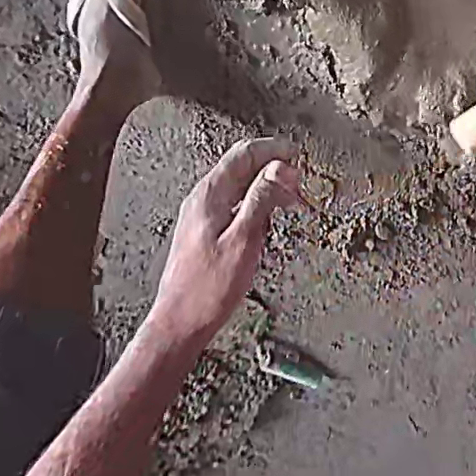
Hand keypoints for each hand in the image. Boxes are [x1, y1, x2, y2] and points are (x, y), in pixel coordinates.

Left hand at [146, 138, 304, 347]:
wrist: (177, 326)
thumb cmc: (208, 289)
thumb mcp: (243, 240)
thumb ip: (262, 199)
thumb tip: (280, 166)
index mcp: (210, 193)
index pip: (245, 152)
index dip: (273, 149)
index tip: (297, 155)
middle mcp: (204, 197)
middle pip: (241, 164)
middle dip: (272, 165)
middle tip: (297, 180)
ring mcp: (202, 213)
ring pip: (239, 183)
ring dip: (265, 185)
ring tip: (288, 199)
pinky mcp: (204, 229)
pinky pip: (234, 201)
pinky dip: (255, 201)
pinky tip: (267, 219)